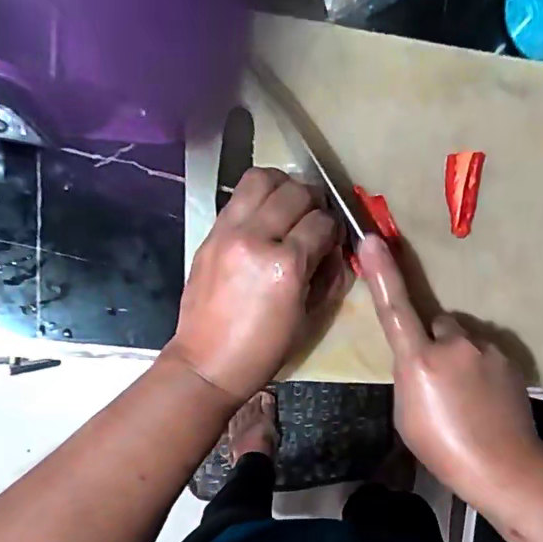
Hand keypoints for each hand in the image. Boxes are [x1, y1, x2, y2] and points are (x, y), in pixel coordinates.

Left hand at [164, 168, 348, 401]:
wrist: (208, 363)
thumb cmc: (263, 351)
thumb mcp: (308, 319)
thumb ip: (327, 277)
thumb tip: (334, 248)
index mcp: (285, 266)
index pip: (322, 223)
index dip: (334, 229)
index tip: (334, 240)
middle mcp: (256, 238)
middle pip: (296, 192)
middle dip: (314, 203)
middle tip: (315, 220)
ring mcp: (228, 232)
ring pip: (263, 178)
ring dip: (284, 187)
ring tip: (289, 206)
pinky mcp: (211, 234)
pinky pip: (239, 195)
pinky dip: (258, 198)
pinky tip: (265, 217)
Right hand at [357, 233, 542, 507]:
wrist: (501, 465)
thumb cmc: (441, 448)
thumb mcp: (406, 414)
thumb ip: (409, 376)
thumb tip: (417, 360)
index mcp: (420, 361)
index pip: (395, 309)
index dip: (383, 274)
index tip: (373, 239)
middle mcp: (453, 344)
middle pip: (437, 324)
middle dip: (433, 342)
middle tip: (436, 380)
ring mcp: (486, 349)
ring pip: (463, 339)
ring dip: (458, 356)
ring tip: (464, 396)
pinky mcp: (509, 358)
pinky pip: (485, 352)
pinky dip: (479, 368)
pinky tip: (483, 398)